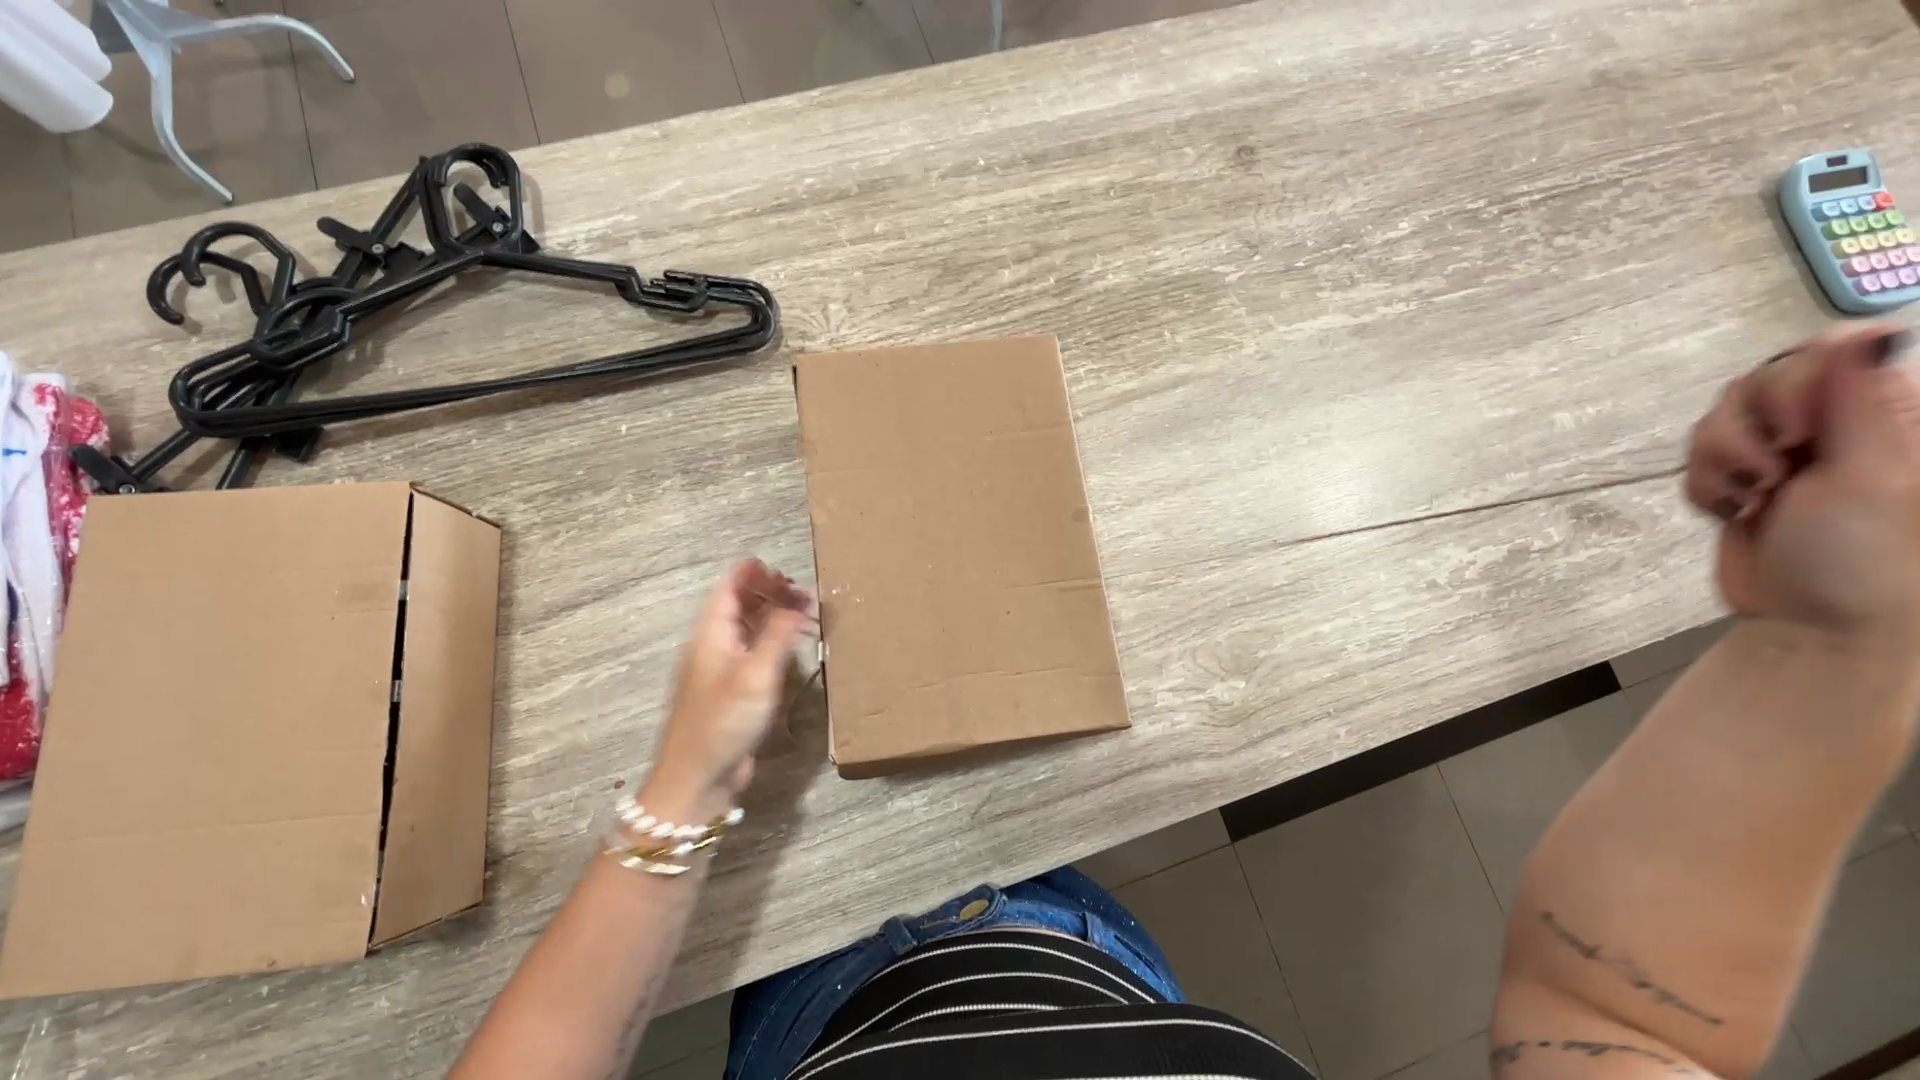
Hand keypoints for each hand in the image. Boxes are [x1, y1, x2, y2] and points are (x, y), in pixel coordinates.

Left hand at [640, 560, 813, 819]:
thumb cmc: (723, 722)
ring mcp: (718, 671)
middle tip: (799, 589)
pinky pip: (749, 654)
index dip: (748, 573)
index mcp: (710, 634)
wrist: (697, 777)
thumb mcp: (755, 675)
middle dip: (764, 592)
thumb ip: (777, 635)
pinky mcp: (728, 693)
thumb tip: (796, 601)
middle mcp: (711, 647)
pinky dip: (769, 642)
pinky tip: (789, 650)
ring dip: (768, 616)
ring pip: (743, 630)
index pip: (726, 589)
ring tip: (801, 613)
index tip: (777, 565)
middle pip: (734, 606)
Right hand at [1685, 324, 1919, 637]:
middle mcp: (1832, 425)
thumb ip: (1860, 399)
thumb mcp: (1871, 474)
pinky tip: (1731, 512)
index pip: (1817, 354)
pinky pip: (1698, 459)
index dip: (1790, 385)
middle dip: (1745, 432)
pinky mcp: (1741, 481)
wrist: (1811, 626)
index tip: (1797, 434)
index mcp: (1883, 413)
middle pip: (1756, 384)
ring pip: (1718, 421)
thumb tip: (1870, 326)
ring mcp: (1783, 455)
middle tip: (1774, 475)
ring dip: (1721, 463)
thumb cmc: (1860, 554)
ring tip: (1750, 500)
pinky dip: (1705, 486)